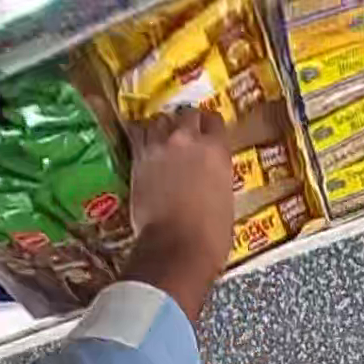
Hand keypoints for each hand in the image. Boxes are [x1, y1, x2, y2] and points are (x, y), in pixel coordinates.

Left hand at [123, 106, 234, 321]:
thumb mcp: (226, 205)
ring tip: (164, 140)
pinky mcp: (138, 158)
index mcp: (217, 152)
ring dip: (164, 128)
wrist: (176, 249)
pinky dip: (143, 137)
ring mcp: (160, 146)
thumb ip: (218, 182)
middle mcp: (188, 139)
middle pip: (188, 115)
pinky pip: (139, 134)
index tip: (210, 136)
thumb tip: (212, 183)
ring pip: (160, 120)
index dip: (212, 129)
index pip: (216, 122)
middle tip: (187, 138)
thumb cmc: (210, 239)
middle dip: (188, 124)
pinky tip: (146, 147)